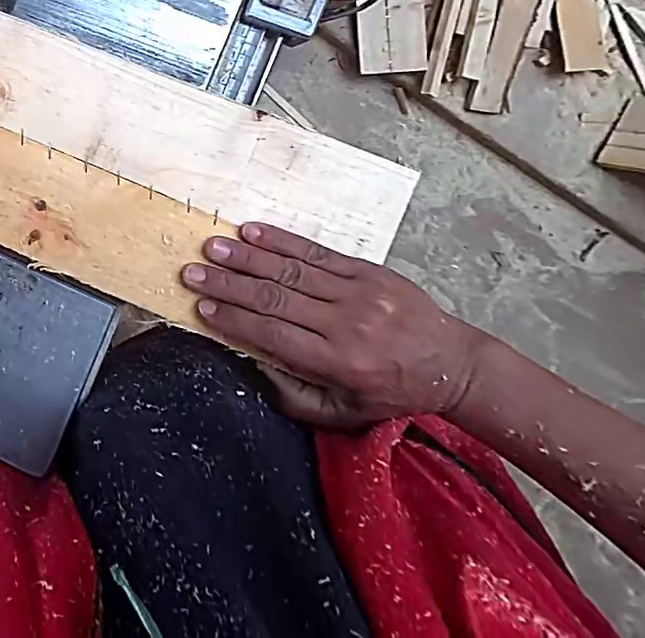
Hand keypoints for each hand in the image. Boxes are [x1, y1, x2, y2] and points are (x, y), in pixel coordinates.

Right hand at [182, 223, 492, 428]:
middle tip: (192, 272)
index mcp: (339, 362)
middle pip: (274, 298)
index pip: (273, 335)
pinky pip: (316, 251)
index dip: (234, 320)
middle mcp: (345, 323)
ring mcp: (356, 291)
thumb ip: (297, 397)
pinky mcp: (364, 269)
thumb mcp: (347, 414)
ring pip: (290, 269)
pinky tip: (252, 230)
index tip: (202, 308)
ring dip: (246, 256)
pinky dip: (281, 240)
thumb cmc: (394, 391)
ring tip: (212, 246)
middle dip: (227, 285)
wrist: (452, 361)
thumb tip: (253, 366)